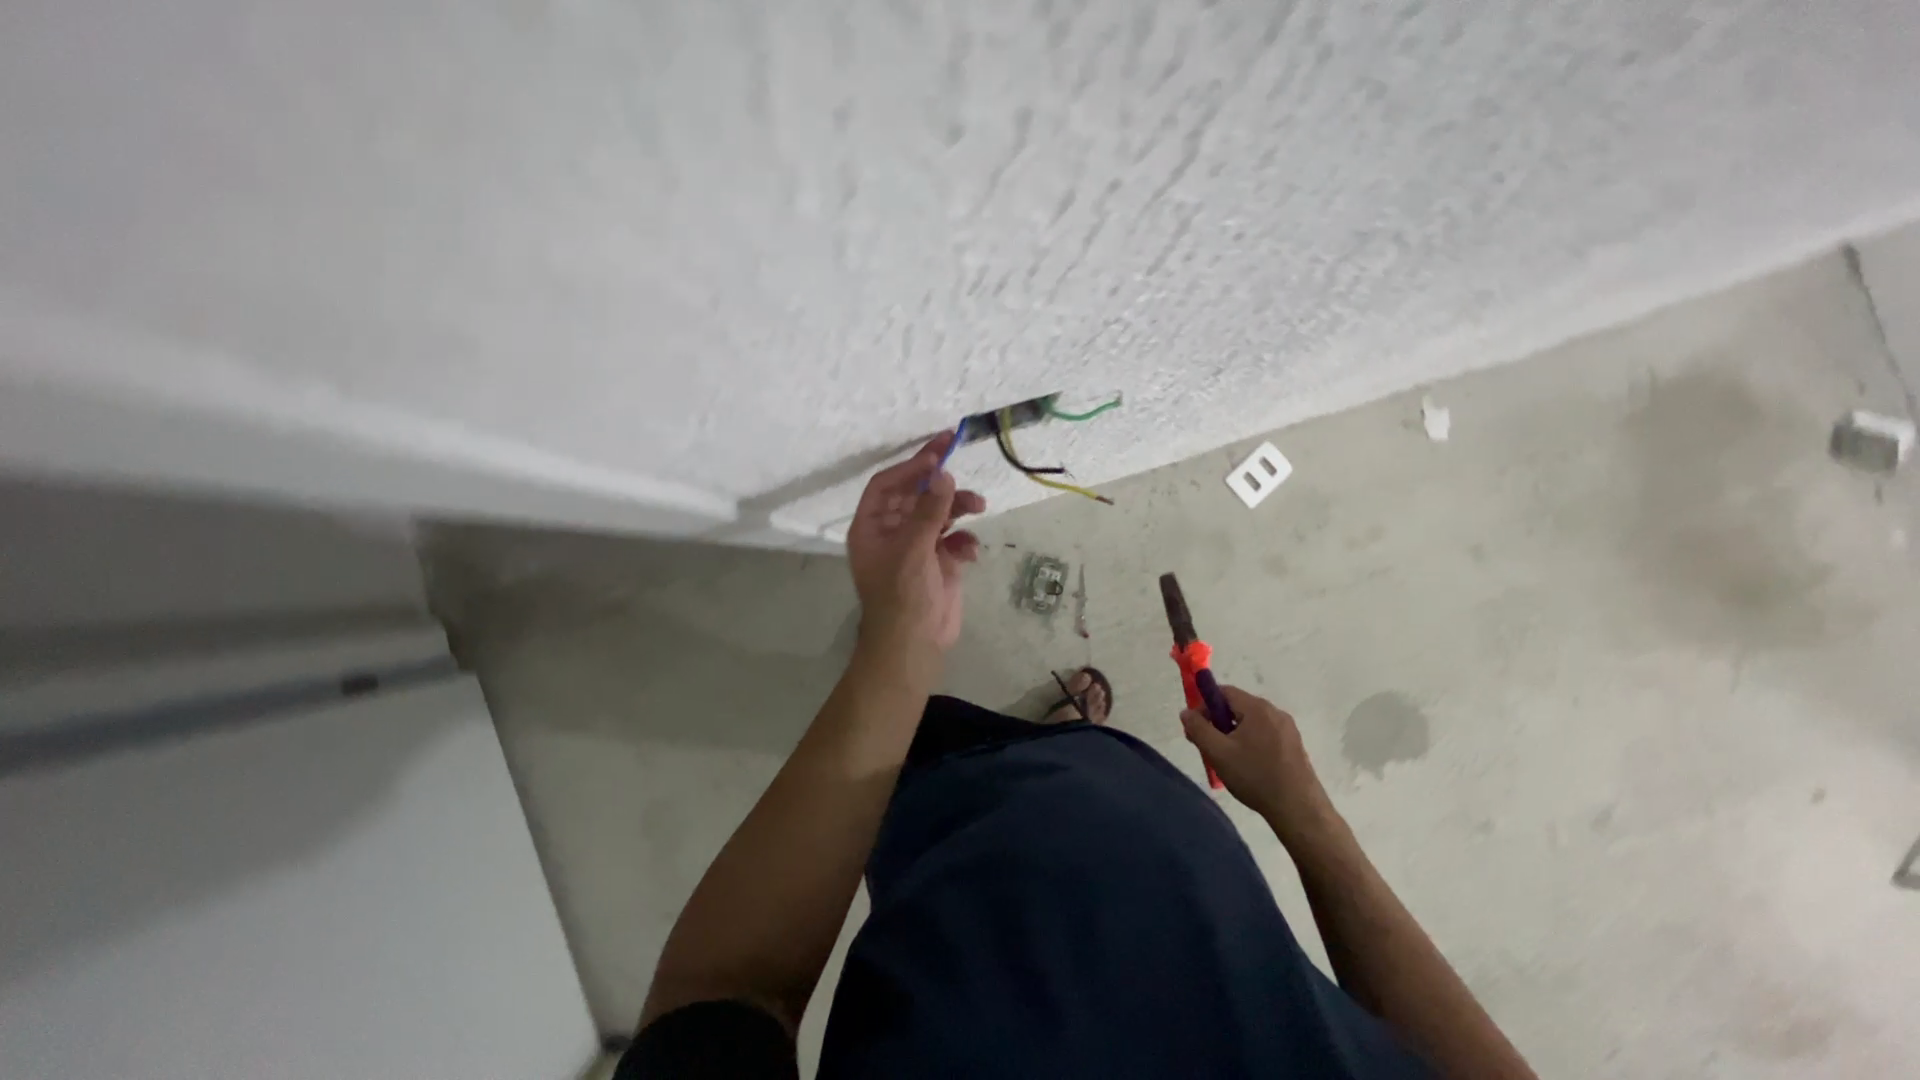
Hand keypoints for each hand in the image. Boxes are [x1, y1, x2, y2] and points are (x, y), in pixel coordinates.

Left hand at [846, 431, 985, 653]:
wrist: (914, 645)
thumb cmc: (902, 595)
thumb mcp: (913, 548)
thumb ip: (929, 510)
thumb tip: (942, 475)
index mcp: (871, 528)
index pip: (887, 485)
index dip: (910, 467)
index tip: (937, 453)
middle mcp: (891, 533)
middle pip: (914, 495)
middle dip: (937, 481)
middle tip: (957, 453)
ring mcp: (916, 548)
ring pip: (938, 514)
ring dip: (957, 507)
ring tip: (978, 505)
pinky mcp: (939, 564)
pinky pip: (953, 540)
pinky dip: (964, 540)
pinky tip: (969, 550)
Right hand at [1180, 685, 1336, 843]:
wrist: (1298, 809)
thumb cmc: (1255, 777)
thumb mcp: (1218, 753)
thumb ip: (1198, 729)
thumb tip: (1186, 712)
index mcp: (1258, 708)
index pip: (1224, 692)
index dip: (1205, 705)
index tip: (1196, 728)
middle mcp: (1275, 712)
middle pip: (1238, 707)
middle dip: (1218, 722)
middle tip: (1207, 746)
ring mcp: (1288, 729)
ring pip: (1251, 723)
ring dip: (1233, 735)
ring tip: (1226, 760)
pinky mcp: (1294, 746)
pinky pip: (1264, 735)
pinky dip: (1250, 744)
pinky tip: (1247, 767)